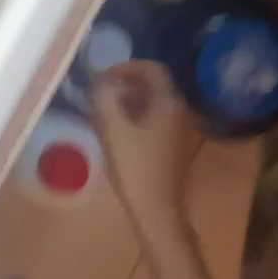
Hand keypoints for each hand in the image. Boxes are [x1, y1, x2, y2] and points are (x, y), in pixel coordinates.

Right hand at [90, 61, 201, 243]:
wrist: (158, 211)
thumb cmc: (135, 167)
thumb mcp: (113, 128)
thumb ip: (104, 97)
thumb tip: (100, 81)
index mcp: (168, 102)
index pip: (151, 68)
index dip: (125, 67)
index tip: (103, 78)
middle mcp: (178, 111)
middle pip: (152, 85)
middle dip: (123, 85)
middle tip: (99, 95)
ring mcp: (178, 131)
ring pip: (151, 104)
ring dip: (127, 102)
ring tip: (102, 114)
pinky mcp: (172, 147)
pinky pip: (153, 121)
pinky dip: (134, 118)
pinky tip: (115, 134)